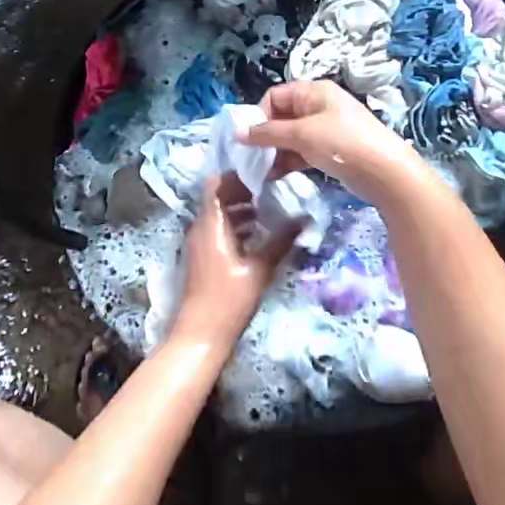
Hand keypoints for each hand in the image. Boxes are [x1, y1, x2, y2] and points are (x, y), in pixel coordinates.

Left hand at [173, 176, 296, 344]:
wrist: (201, 333)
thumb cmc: (229, 299)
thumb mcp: (260, 268)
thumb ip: (281, 241)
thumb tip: (305, 218)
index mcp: (209, 224)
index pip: (215, 184)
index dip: (235, 174)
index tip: (260, 171)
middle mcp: (199, 227)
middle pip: (217, 197)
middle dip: (242, 190)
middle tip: (270, 188)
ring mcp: (199, 242)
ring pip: (218, 214)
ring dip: (240, 209)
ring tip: (268, 209)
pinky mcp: (203, 256)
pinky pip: (218, 229)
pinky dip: (235, 225)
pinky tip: (258, 234)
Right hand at [240, 80, 427, 204]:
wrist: (385, 172)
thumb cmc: (342, 143)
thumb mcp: (301, 135)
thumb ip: (267, 133)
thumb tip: (237, 132)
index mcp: (313, 91)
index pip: (274, 96)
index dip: (259, 115)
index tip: (251, 139)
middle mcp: (318, 105)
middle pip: (281, 116)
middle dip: (266, 136)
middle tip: (253, 158)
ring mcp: (326, 128)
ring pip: (290, 136)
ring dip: (275, 152)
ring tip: (263, 171)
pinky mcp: (331, 149)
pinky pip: (302, 151)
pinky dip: (289, 161)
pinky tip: (277, 176)